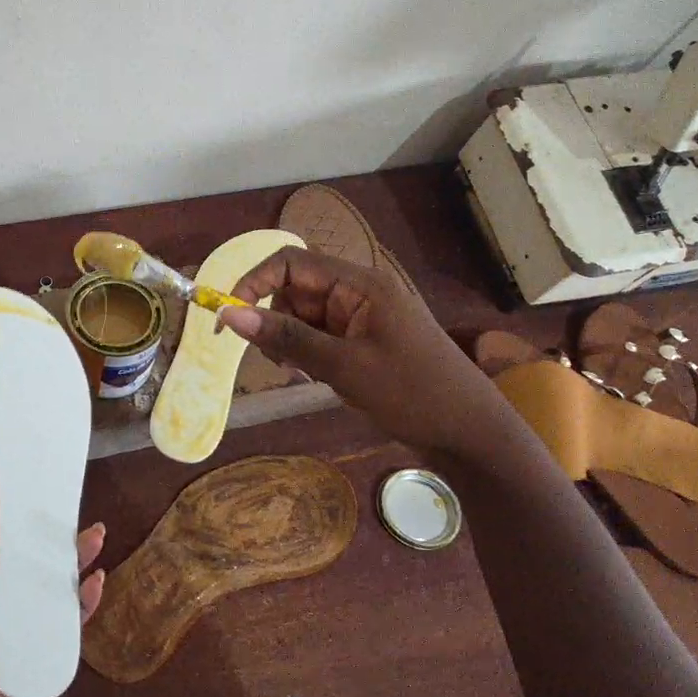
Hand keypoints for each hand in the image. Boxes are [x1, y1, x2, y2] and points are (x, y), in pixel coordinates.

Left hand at [0, 500, 105, 696]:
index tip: (15, 487)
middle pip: (24, 558)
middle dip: (44, 534)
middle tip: (68, 508)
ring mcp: (23, 624)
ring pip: (50, 582)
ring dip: (71, 560)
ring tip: (95, 536)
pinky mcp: (46, 647)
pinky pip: (68, 618)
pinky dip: (83, 599)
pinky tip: (97, 582)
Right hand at [217, 246, 500, 453]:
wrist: (470, 433)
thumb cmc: (412, 393)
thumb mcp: (343, 366)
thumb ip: (286, 337)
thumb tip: (229, 314)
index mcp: (359, 284)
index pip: (291, 263)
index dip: (253, 283)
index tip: (228, 319)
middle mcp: (358, 293)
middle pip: (294, 290)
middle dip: (274, 320)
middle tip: (277, 360)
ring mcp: (362, 318)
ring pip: (303, 316)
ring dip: (290, 341)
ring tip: (305, 374)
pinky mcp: (364, 342)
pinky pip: (320, 336)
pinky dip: (308, 354)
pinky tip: (317, 378)